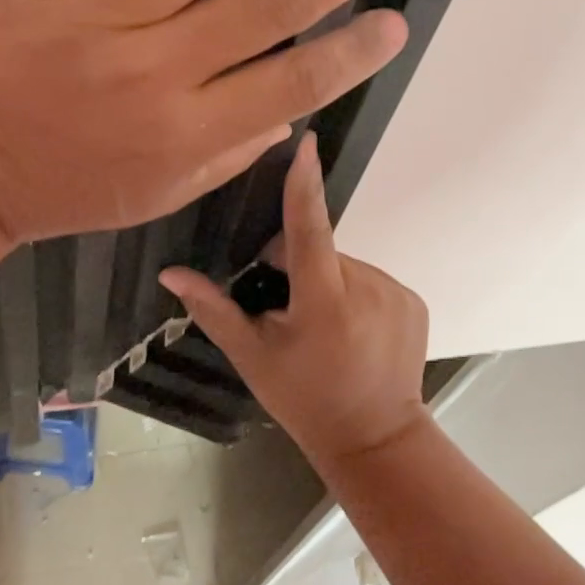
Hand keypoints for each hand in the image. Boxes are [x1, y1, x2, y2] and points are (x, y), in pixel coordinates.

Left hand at [0, 0, 437, 243]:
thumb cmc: (60, 188)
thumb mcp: (151, 197)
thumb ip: (226, 157)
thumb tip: (292, 115)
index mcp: (186, 132)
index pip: (291, 82)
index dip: (350, 50)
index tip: (398, 13)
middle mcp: (154, 72)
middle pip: (265, 6)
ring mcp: (94, 21)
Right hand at [159, 131, 429, 465]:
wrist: (377, 441)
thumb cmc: (305, 400)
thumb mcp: (252, 357)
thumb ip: (214, 309)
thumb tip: (170, 273)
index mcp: (324, 300)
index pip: (308, 228)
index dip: (302, 184)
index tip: (305, 143)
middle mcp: (366, 287)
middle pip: (319, 251)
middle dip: (297, 268)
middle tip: (287, 312)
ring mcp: (396, 293)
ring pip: (344, 266)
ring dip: (327, 281)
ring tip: (322, 328)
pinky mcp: (414, 301)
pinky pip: (370, 280)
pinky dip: (354, 294)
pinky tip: (350, 331)